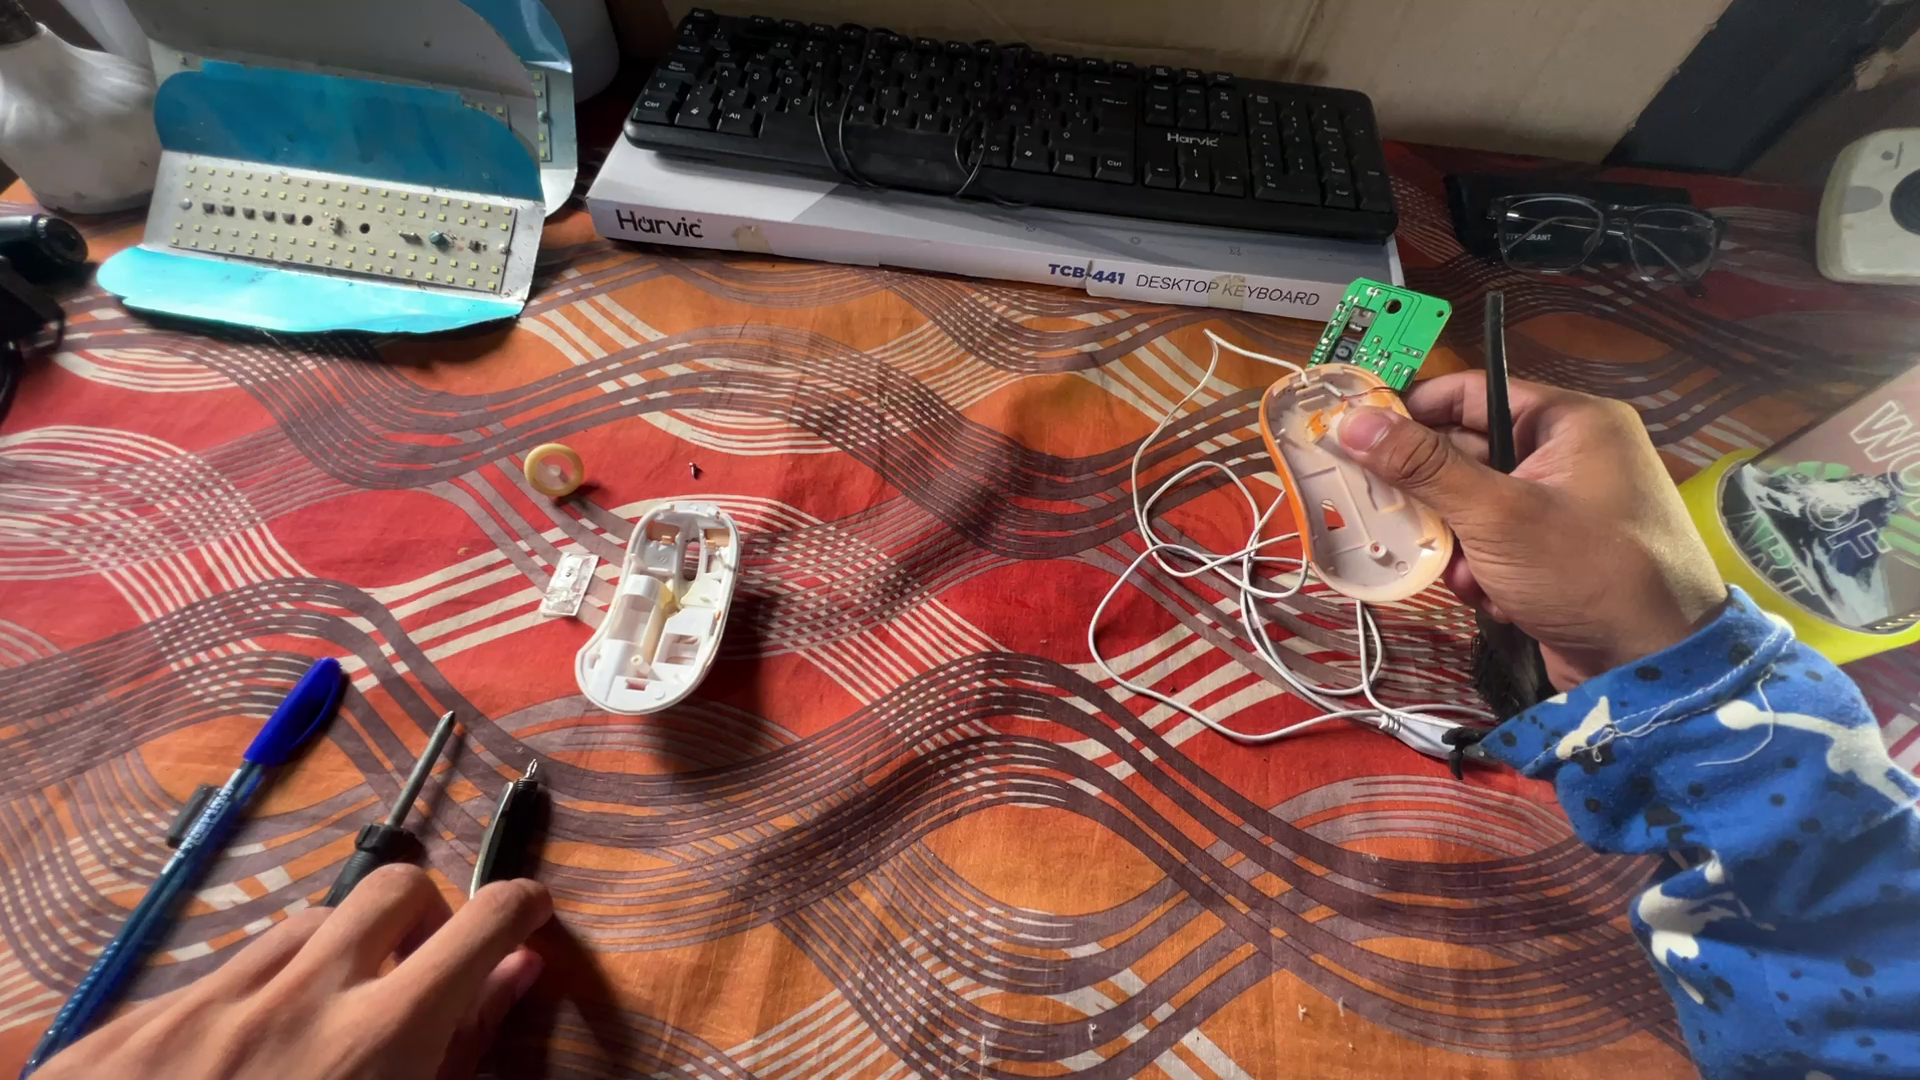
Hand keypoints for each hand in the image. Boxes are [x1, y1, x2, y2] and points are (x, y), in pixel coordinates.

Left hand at [35, 866, 551, 1079]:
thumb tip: (520, 968)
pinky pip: (207, 980)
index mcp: (378, 1038)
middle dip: (420, 916)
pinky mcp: (105, 1040)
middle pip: (395, 886)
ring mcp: (192, 1014)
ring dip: (329, 960)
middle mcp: (293, 1002)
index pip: (490, 916)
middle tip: (407, 973)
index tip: (522, 920)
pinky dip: (240, 1006)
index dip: (521, 906)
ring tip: (306, 1031)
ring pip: (302, 927)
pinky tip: (215, 1075)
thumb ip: (465, 1045)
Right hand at [1335, 372, 1727, 687]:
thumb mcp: (1494, 514)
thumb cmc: (1584, 570)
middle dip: (1426, 494)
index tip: (1355, 436)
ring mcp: (1552, 500)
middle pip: (1457, 450)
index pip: (1467, 392)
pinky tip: (1485, 591)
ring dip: (1448, 537)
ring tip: (1457, 569)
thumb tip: (1352, 421)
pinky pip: (1480, 535)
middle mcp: (1560, 452)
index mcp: (1567, 422)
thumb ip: (1421, 466)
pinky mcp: (1541, 542)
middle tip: (1384, 512)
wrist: (1652, 664)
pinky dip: (1470, 562)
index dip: (1408, 410)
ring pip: (1461, 499)